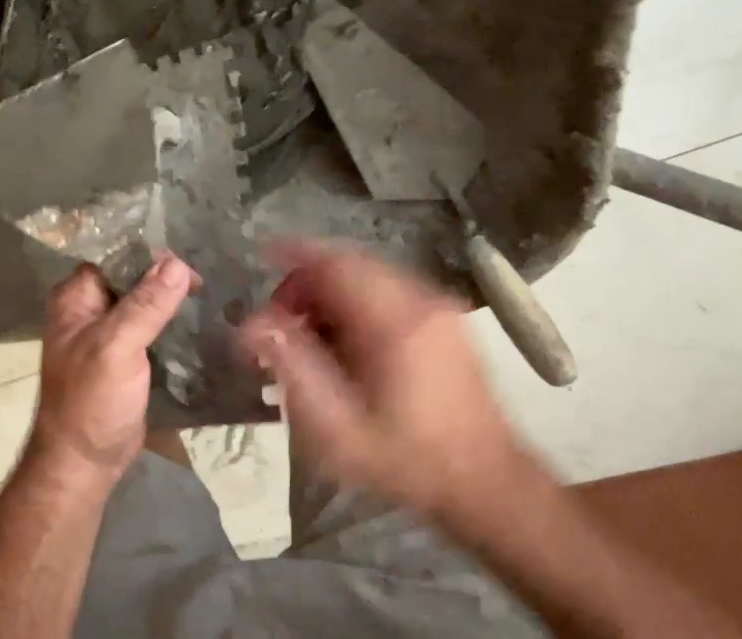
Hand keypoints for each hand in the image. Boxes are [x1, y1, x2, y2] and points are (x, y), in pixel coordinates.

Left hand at [28, 255, 195, 486]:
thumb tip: (177, 262)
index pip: (114, 257)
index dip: (149, 254)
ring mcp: (106, 334)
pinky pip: (150, 330)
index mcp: (75, 297)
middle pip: (131, 278)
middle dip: (164, 276)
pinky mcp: (125, 358)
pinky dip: (170, 325)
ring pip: (143, 304)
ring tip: (210, 293)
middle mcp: (87, 309)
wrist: (84, 462)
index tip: (188, 257)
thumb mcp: (117, 346)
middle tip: (207, 276)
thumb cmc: (91, 400)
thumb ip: (146, 305)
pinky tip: (199, 321)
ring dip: (170, 301)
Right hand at [239, 241, 528, 517]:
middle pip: (350, 265)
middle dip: (307, 283)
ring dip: (330, 295)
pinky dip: (355, 304)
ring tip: (307, 337)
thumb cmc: (408, 460)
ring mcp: (440, 310)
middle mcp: (422, 301)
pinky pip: (388, 292)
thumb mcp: (338, 427)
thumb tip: (252, 325)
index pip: (335, 262)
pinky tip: (343, 343)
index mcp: (396, 321)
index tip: (261, 258)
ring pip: (369, 277)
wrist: (490, 487)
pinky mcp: (446, 323)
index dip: (293, 255)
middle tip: (279, 322)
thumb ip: (293, 370)